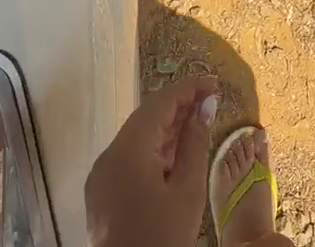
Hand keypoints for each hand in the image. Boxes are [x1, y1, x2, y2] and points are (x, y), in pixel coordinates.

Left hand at [85, 75, 218, 246]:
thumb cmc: (164, 237)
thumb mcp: (188, 190)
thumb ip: (195, 142)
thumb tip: (206, 104)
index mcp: (127, 150)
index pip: (159, 103)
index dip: (188, 88)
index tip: (214, 83)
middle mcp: (108, 156)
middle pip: (145, 118)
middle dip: (178, 106)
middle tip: (210, 101)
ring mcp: (101, 175)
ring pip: (136, 138)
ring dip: (166, 128)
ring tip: (198, 122)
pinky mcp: (101, 193)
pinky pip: (129, 158)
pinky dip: (153, 150)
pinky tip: (175, 153)